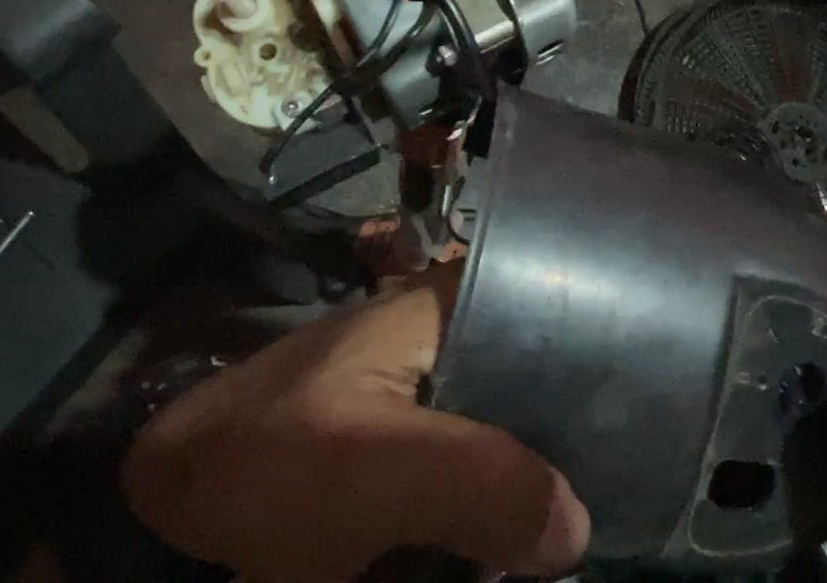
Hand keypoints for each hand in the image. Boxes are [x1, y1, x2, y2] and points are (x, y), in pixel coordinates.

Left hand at [120, 266, 590, 581]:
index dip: (606, 337)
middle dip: (584, 422)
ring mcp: (433, 394)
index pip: (555, 295)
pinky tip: (534, 531)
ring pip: (520, 422)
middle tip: (631, 468)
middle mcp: (450, 338)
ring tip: (600, 500)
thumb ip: (478, 480)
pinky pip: (485, 468)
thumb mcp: (372, 467)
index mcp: (447, 308)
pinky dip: (510, 499)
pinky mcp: (415, 448)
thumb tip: (578, 528)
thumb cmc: (271, 463)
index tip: (650, 391)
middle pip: (547, 368)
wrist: (175, 510)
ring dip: (548, 468)